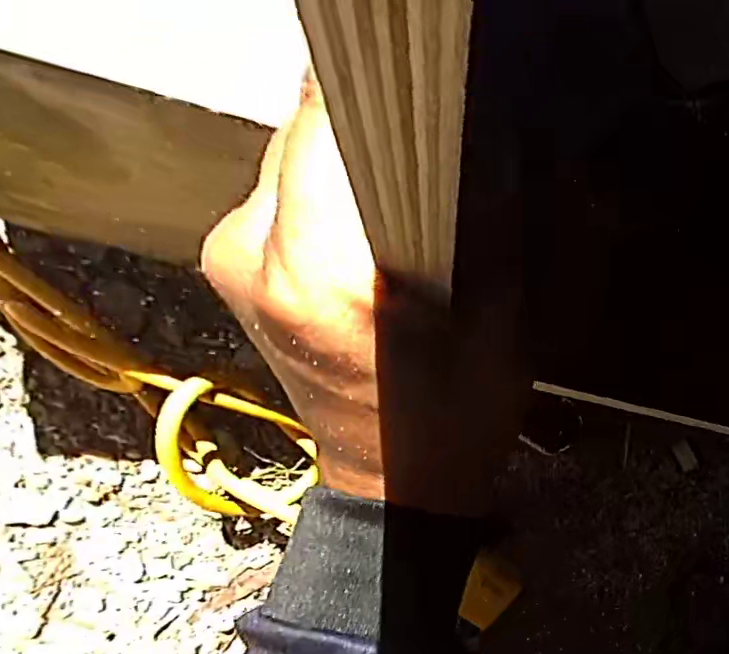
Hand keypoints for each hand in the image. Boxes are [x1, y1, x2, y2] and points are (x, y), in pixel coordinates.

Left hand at [201, 75, 525, 513]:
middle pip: (302, 132)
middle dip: (371, 137)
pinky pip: (279, 196)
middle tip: (427, 173)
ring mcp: (231, 258)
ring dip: (349, 170)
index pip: (328, 120)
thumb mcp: (498, 335)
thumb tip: (495, 150)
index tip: (423, 92)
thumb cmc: (447, 428)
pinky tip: (371, 241)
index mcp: (320, 269)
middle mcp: (253, 251)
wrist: (393, 486)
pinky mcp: (232, 268)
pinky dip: (326, 200)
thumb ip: (493, 234)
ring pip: (289, 160)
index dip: (382, 94)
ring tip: (403, 217)